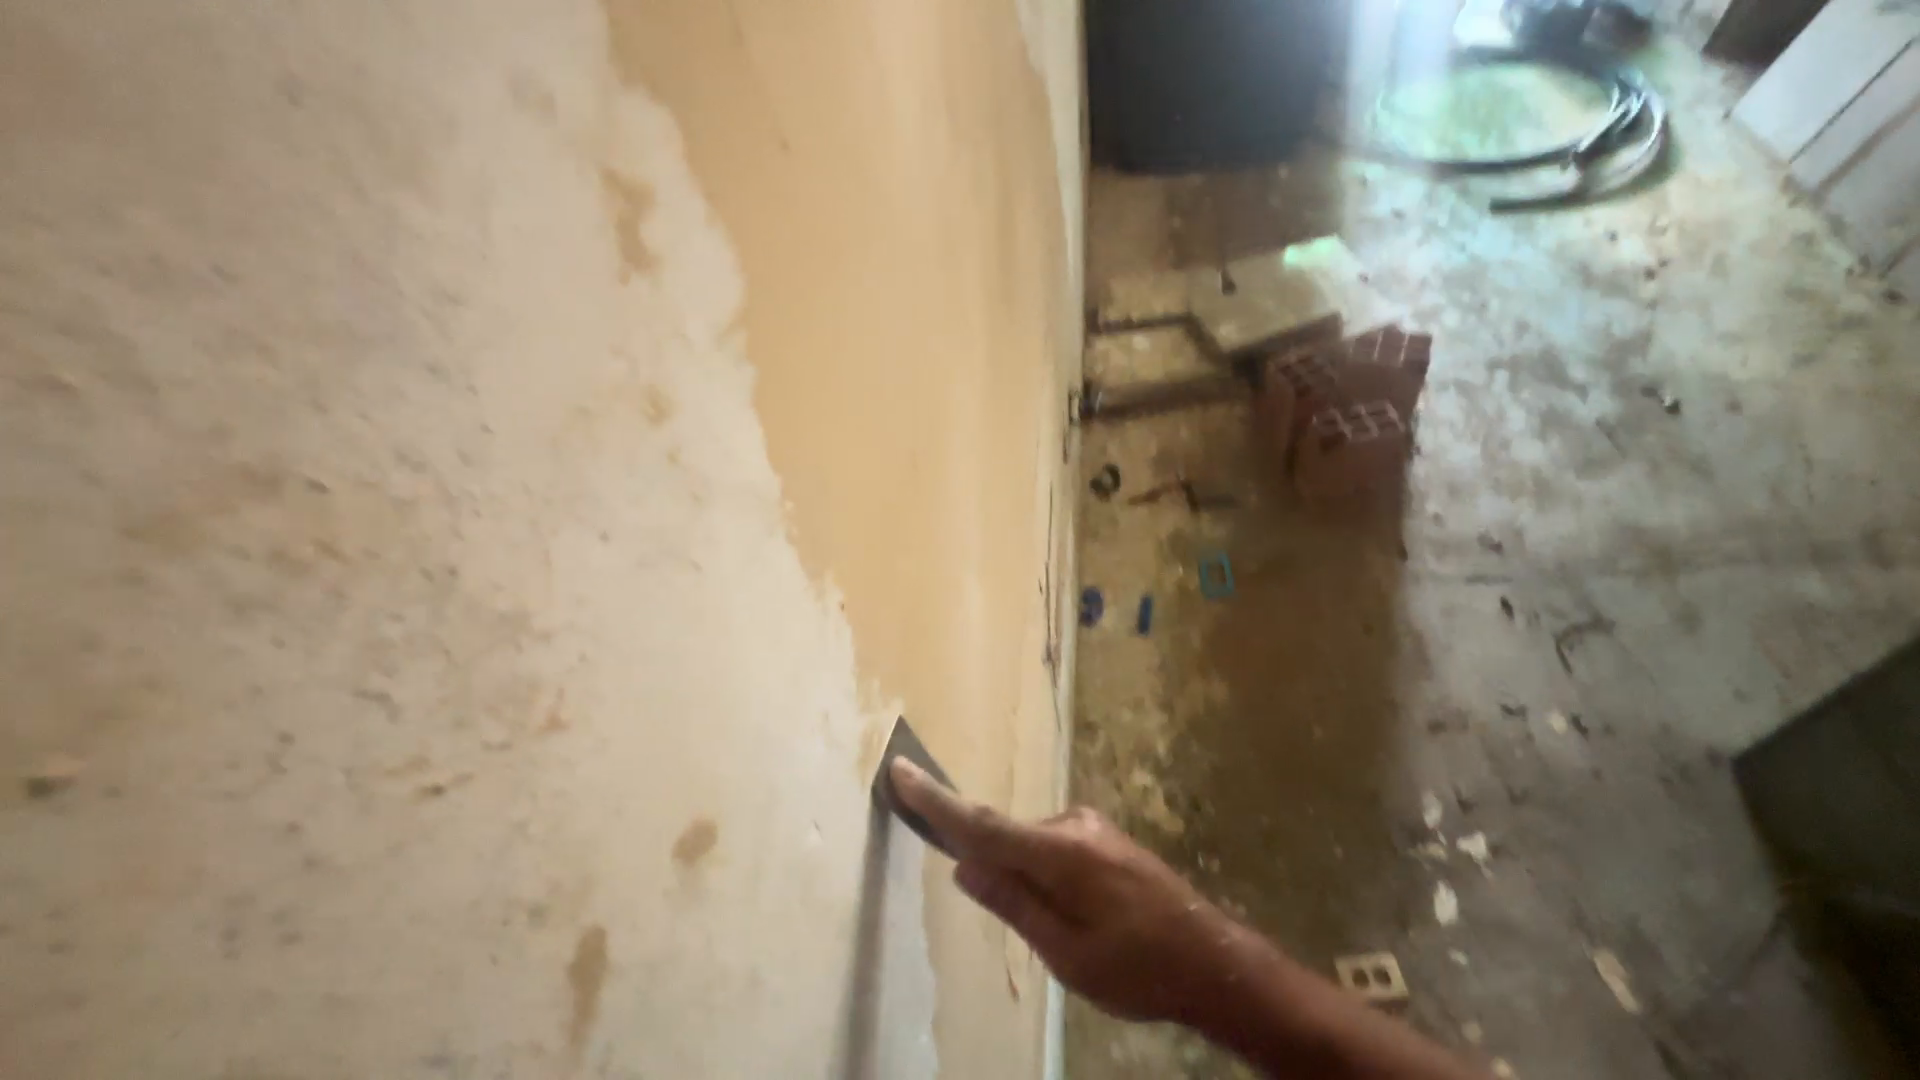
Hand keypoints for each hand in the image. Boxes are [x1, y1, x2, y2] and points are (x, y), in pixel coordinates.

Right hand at [888, 758, 1248, 1024]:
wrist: (1214, 961)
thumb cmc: (1137, 967)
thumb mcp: (1066, 952)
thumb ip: (1013, 903)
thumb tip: (963, 866)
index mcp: (1060, 853)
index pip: (982, 824)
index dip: (936, 801)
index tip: (899, 771)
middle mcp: (1073, 825)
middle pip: (1005, 836)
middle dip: (988, 867)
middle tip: (1017, 920)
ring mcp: (1092, 826)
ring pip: (1030, 845)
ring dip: (1023, 877)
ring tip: (1064, 934)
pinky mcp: (1104, 835)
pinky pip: (1052, 846)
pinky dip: (1042, 871)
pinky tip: (1074, 914)